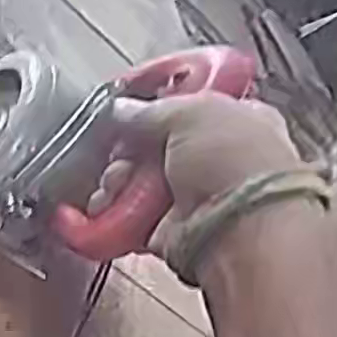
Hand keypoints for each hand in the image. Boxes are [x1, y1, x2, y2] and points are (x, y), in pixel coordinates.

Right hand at [86, 92, 303, 257]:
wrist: (229, 224)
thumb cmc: (232, 160)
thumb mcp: (194, 113)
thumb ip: (151, 110)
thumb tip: (118, 108)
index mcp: (226, 120)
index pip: (178, 111)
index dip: (149, 112)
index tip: (124, 115)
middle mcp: (202, 159)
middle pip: (142, 150)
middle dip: (122, 154)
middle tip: (122, 158)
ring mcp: (178, 196)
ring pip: (125, 184)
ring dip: (112, 185)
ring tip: (115, 188)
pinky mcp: (156, 228)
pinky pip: (117, 217)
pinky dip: (105, 215)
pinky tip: (104, 210)